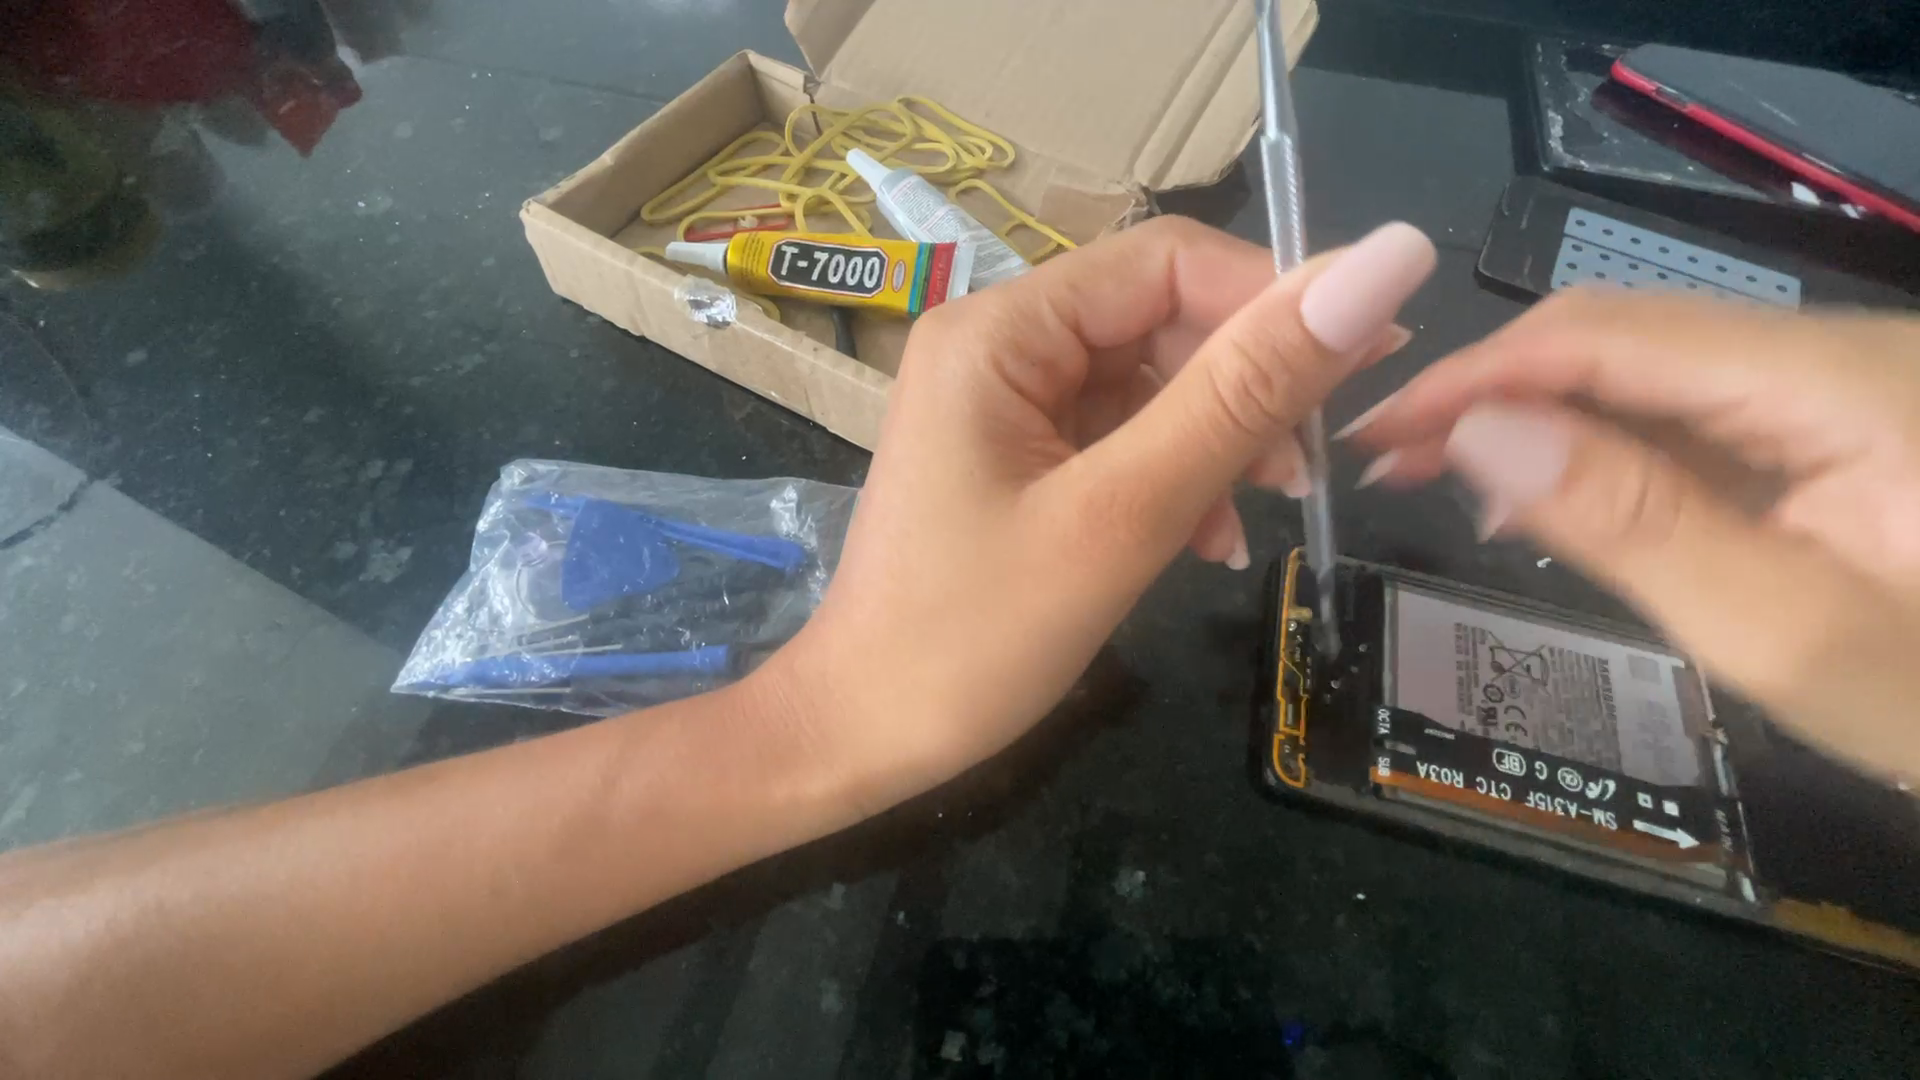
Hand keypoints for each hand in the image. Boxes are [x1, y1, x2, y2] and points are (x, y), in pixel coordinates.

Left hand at [758, 218, 1434, 814]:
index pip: (1166, 262)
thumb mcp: (1121, 513)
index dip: (1275, 299)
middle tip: (1307, 470)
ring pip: (1141, 386)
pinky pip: (1109, 439)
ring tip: (1255, 516)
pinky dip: (1165, 476)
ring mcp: (995, 405)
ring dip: (1212, 441)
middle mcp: (991, 347)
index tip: (1368, 365)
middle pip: (1154, 322)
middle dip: (1241, 387)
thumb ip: (1242, 392)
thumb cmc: (975, 637)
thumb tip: (1383, 264)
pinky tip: (1200, 538)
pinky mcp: (1006, 458)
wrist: (865, 731)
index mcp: (998, 332)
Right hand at [1343, 289, 1919, 778]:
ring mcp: (1830, 386)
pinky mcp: (1822, 424)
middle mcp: (1835, 353)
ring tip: (1431, 472)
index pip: (1600, 338)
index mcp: (1842, 384)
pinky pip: (1668, 409)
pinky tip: (1529, 486)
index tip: (1372, 434)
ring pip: (1630, 367)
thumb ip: (1625, 522)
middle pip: (1610, 335)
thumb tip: (1476, 432)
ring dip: (1517, 412)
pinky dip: (1575, 442)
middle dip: (1478, 389)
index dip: (1467, 375)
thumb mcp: (1783, 633)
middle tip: (1384, 459)